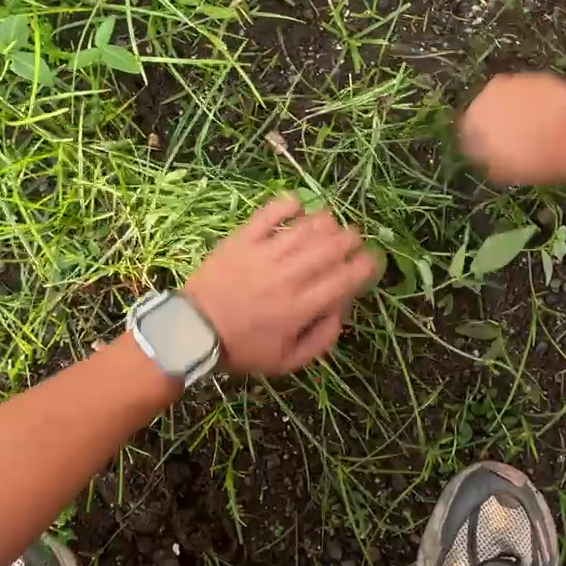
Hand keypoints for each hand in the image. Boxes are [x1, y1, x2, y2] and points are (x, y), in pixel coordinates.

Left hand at [182, 196, 380, 375]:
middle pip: (329, 249)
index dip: (365, 266)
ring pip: (305, 229)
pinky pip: (268, 215)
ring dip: (325, 222)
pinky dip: (286, 205)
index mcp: (300, 308)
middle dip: (350, 239)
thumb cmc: (242, 348)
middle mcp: (287, 278)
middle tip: (354, 237)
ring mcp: (264, 255)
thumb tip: (341, 311)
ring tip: (331, 221)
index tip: (372, 259)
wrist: (192, 332)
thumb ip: (320, 340)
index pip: (343, 280)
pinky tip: (298, 203)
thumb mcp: (286, 362)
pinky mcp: (242, 240)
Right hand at [459, 72, 565, 185]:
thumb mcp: (501, 171)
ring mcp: (518, 81)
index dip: (478, 143)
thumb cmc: (534, 160)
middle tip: (513, 143)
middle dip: (497, 122)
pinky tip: (551, 121)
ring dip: (518, 111)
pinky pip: (534, 94)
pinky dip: (538, 104)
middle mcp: (491, 91)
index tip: (489, 154)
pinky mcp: (543, 77)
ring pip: (512, 98)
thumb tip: (482, 156)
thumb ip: (484, 160)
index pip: (467, 128)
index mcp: (474, 114)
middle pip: (488, 108)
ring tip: (536, 133)